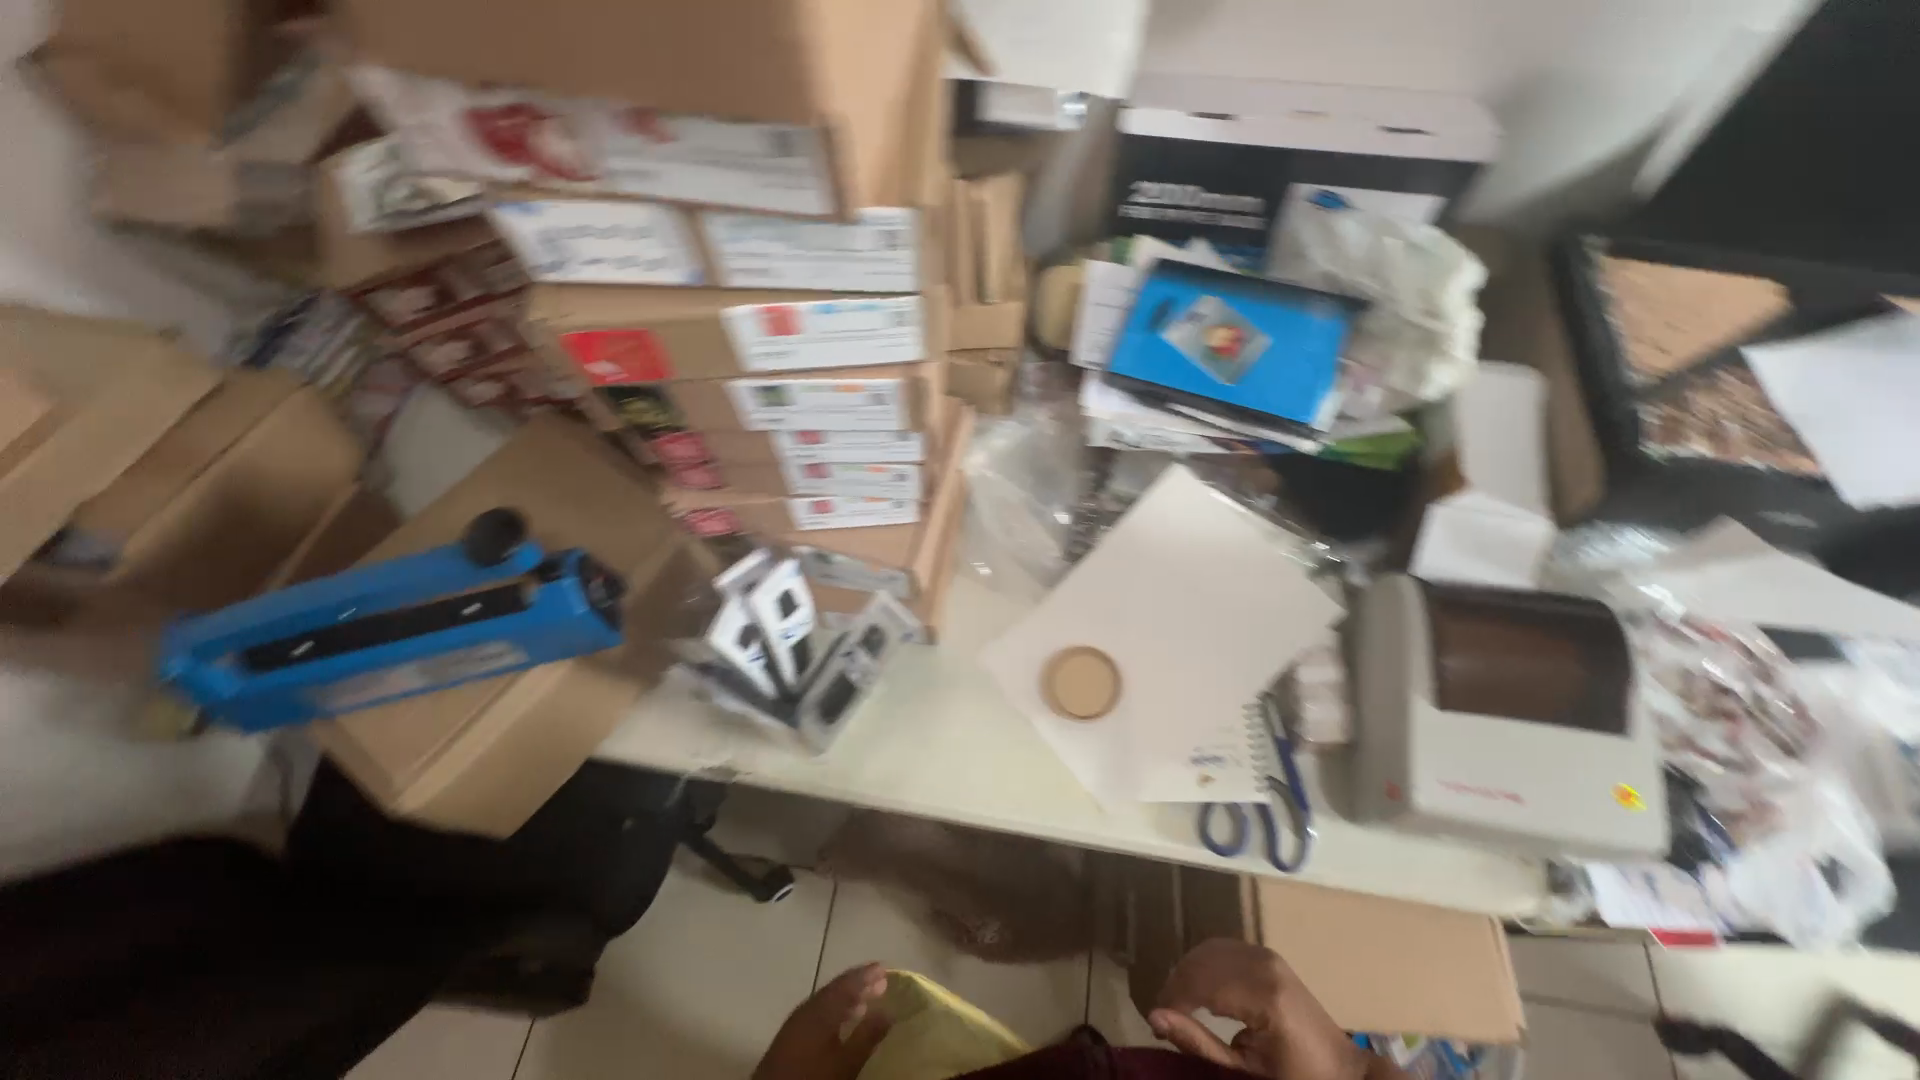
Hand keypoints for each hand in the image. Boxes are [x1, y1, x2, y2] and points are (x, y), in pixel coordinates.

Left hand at [753, 963, 891, 1079]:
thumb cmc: (813, 1078)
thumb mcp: (846, 1062)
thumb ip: (867, 1035)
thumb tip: (888, 1012)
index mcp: (821, 1008)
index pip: (847, 983)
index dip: (866, 974)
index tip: (884, 968)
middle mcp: (807, 1008)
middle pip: (835, 988)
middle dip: (857, 984)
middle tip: (879, 982)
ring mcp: (795, 1021)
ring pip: (825, 1000)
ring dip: (845, 998)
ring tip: (864, 1001)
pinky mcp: (789, 1035)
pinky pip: (816, 1011)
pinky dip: (832, 1010)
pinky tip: (839, 1021)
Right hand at [1148, 939, 1374, 1079]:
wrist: (1339, 1068)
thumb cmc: (1296, 1077)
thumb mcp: (1246, 1070)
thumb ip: (1198, 1043)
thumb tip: (1154, 1017)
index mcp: (1265, 998)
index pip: (1201, 984)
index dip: (1172, 1000)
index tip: (1156, 1024)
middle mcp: (1264, 965)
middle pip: (1200, 963)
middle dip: (1175, 987)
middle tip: (1163, 1018)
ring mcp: (1266, 954)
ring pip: (1207, 951)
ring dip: (1186, 975)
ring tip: (1178, 1006)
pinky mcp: (1265, 953)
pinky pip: (1220, 949)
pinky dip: (1201, 965)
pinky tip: (1198, 991)